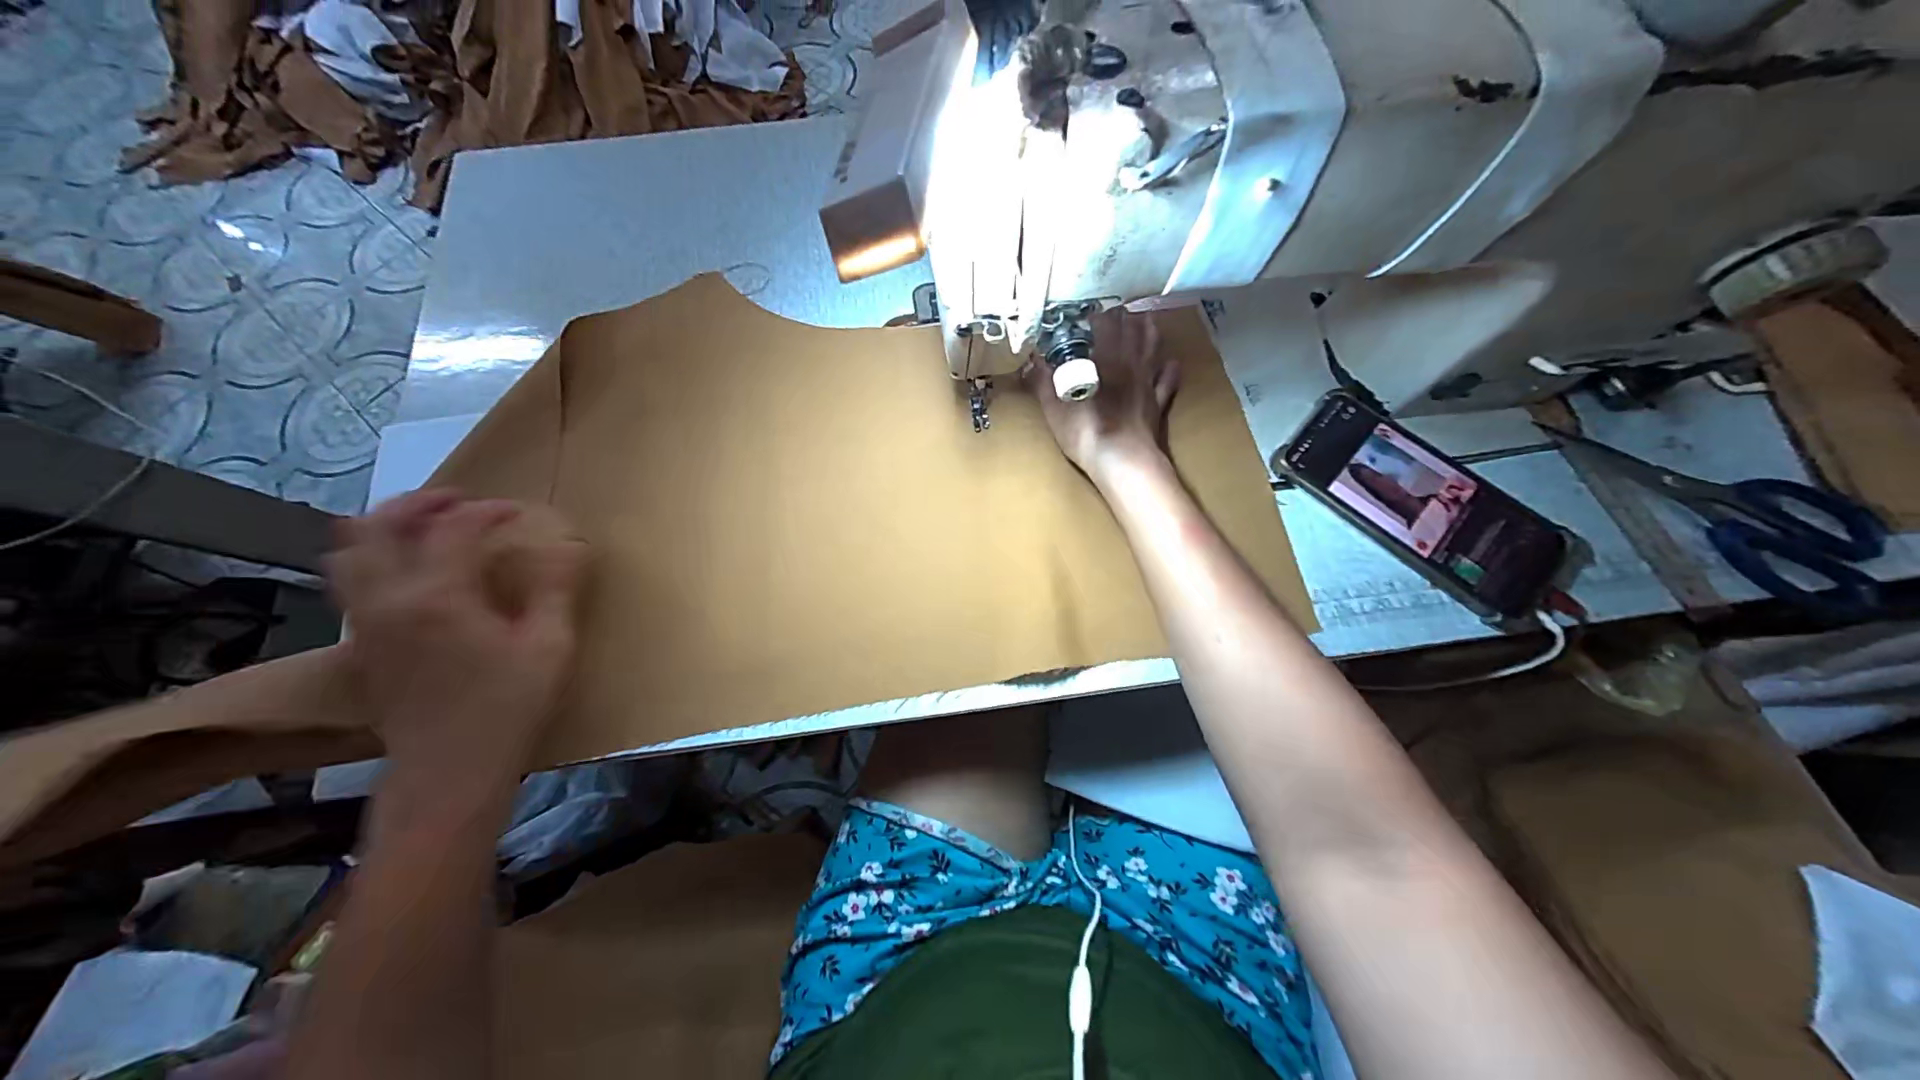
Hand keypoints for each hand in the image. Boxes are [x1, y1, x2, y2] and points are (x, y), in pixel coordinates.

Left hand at [327, 490, 585, 784]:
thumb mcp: (549, 647)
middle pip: (379, 525)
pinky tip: (407, 571)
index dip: (488, 511)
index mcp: (437, 596)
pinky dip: (372, 559)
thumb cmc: (507, 707)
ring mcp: (365, 622)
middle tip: (459, 502)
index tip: (519, 513)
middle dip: (421, 503)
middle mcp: (388, 599)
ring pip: (349, 551)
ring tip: (423, 526)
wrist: (449, 771)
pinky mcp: (360, 644)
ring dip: (384, 527)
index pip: (454, 528)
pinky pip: (349, 582)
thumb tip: (570, 544)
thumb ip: (555, 588)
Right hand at [1023, 307, 1180, 488]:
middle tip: (1119, 308)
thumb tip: (1031, 361)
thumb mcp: (1055, 407)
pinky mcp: (1157, 405)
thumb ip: (1043, 381)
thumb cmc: (1086, 432)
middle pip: (1132, 331)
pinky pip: (1166, 382)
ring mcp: (1147, 384)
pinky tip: (1171, 363)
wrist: (1124, 462)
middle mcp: (1130, 364)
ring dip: (1149, 332)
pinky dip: (1169, 370)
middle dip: (1125, 317)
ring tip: (1147, 320)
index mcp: (1106, 360)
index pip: (1105, 325)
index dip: (1098, 314)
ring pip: (1153, 349)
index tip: (1089, 310)